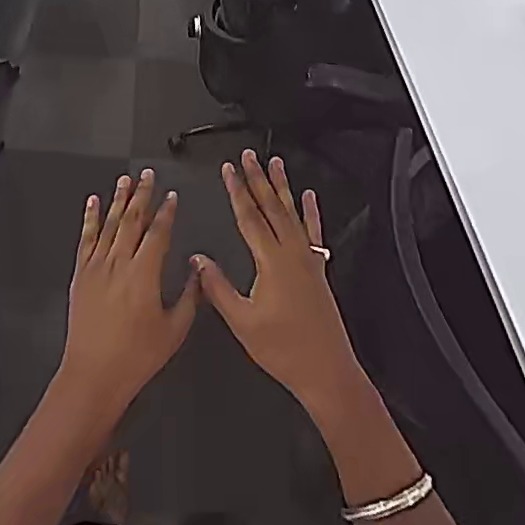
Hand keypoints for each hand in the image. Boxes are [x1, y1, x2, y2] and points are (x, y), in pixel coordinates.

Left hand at [58, 170, 198, 424]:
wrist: (94, 375)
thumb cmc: (135, 357)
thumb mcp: (175, 328)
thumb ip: (190, 295)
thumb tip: (197, 272)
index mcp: (144, 275)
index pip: (158, 232)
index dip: (166, 212)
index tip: (172, 197)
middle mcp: (118, 265)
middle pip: (131, 220)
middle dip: (141, 194)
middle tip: (147, 175)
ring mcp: (96, 269)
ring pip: (108, 224)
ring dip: (117, 200)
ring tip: (124, 180)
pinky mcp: (81, 277)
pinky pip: (85, 240)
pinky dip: (90, 219)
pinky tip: (92, 205)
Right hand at [193, 150, 365, 412]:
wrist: (325, 368)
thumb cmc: (286, 350)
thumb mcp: (242, 321)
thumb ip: (217, 288)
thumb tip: (199, 263)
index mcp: (272, 263)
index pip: (250, 217)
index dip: (237, 190)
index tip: (229, 170)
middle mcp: (294, 254)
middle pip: (272, 206)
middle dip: (258, 178)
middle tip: (249, 156)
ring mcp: (309, 260)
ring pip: (293, 213)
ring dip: (283, 187)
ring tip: (276, 165)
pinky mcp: (319, 269)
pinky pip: (314, 232)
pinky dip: (311, 212)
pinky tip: (309, 198)